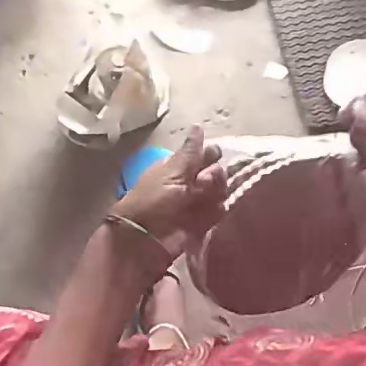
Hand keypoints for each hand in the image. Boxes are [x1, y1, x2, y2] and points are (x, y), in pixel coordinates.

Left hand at [110, 128, 226, 260]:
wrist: (145, 239)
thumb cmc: (153, 200)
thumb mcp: (171, 172)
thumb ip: (190, 152)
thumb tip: (198, 126)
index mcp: (177, 168)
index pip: (203, 156)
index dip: (210, 155)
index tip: (213, 156)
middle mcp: (189, 184)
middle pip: (215, 173)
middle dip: (215, 176)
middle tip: (204, 182)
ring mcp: (197, 204)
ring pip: (220, 192)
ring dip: (215, 193)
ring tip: (202, 200)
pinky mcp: (202, 223)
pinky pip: (218, 211)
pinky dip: (215, 211)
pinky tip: (208, 212)